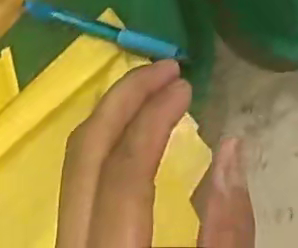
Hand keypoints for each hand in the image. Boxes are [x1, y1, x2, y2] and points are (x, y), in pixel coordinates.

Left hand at [58, 59, 254, 247]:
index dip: (155, 118)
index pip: (125, 170)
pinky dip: (108, 137)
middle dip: (127, 96)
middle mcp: (74, 240)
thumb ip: (226, 230)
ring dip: (115, 112)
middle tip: (168, 67)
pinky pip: (79, 173)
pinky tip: (138, 128)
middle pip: (87, 150)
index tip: (186, 85)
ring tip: (156, 86)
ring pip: (76, 158)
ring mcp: (66, 238)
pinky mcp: (73, 237)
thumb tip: (231, 148)